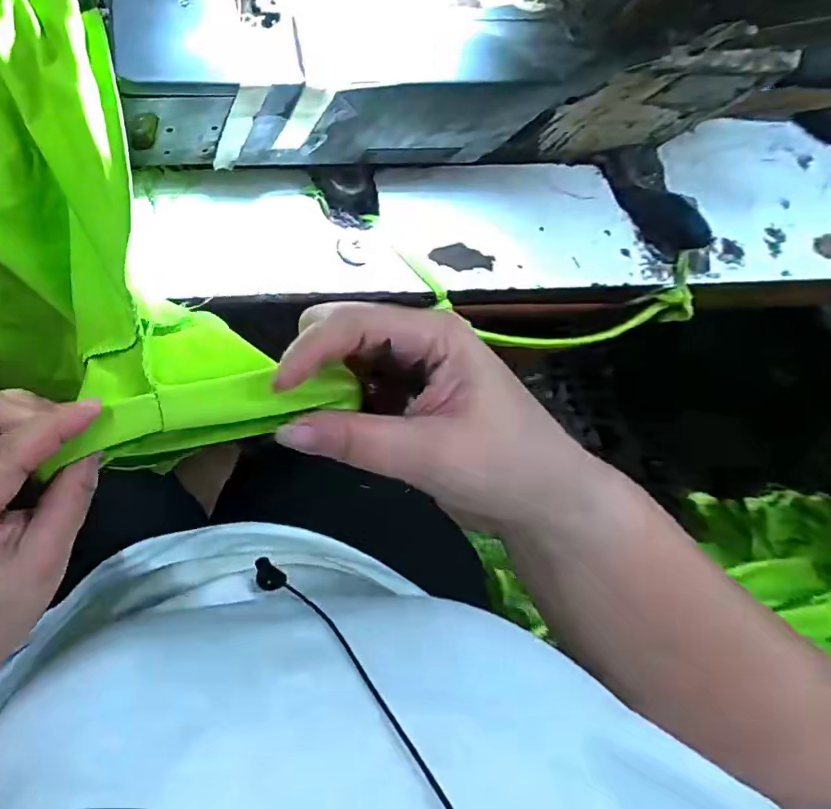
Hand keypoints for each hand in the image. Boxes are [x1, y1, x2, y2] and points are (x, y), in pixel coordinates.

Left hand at [0, 390, 101, 691]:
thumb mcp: (44, 568)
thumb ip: (68, 503)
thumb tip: (90, 448)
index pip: (5, 450)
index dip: (53, 423)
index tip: (96, 408)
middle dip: (38, 414)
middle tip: (76, 438)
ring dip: (26, 416)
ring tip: (57, 447)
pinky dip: (13, 426)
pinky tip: (34, 453)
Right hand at [270, 302, 628, 538]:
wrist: (551, 506)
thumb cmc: (508, 470)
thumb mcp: (428, 456)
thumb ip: (354, 440)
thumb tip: (284, 430)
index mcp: (433, 334)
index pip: (352, 324)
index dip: (309, 350)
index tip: (279, 389)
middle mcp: (415, 335)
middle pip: (337, 323)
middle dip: (309, 357)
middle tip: (296, 401)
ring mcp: (406, 358)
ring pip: (336, 349)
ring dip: (318, 378)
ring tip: (318, 414)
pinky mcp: (397, 384)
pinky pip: (345, 376)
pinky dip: (330, 395)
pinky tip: (339, 420)